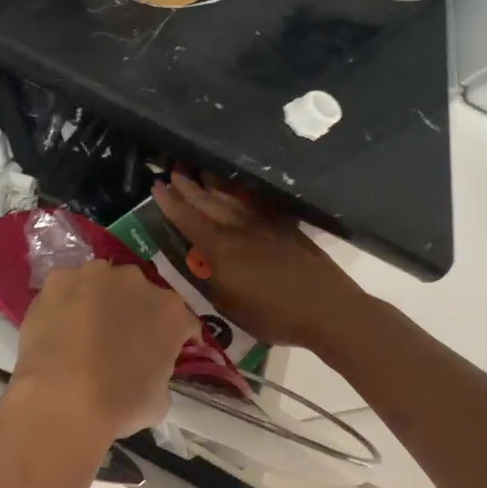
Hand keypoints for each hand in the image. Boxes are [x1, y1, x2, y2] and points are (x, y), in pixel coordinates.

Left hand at [7, 259, 199, 445]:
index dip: (177, 338)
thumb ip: (160, 369)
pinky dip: (68, 300)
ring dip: (101, 299)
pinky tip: (60, 324)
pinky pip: (69, 287)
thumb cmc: (119, 404)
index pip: (182, 321)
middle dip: (134, 312)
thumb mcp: (160, 398)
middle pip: (140, 294)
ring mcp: (93, 276)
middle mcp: (135, 282)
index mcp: (170, 312)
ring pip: (103, 282)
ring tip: (87, 328)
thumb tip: (148, 366)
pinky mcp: (58, 279)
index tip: (167, 352)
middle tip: (122, 340)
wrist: (61, 398)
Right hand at [150, 174, 376, 352]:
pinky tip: (241, 193)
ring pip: (233, 200)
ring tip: (203, 173)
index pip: (187, 220)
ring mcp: (266, 227)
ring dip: (214, 186)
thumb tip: (201, 266)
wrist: (330, 311)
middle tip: (174, 171)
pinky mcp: (288, 230)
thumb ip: (211, 282)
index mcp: (220, 249)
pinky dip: (245, 197)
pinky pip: (258, 206)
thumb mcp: (229, 307)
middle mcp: (239, 231)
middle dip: (189, 187)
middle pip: (208, 203)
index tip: (156, 186)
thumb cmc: (274, 316)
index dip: (170, 203)